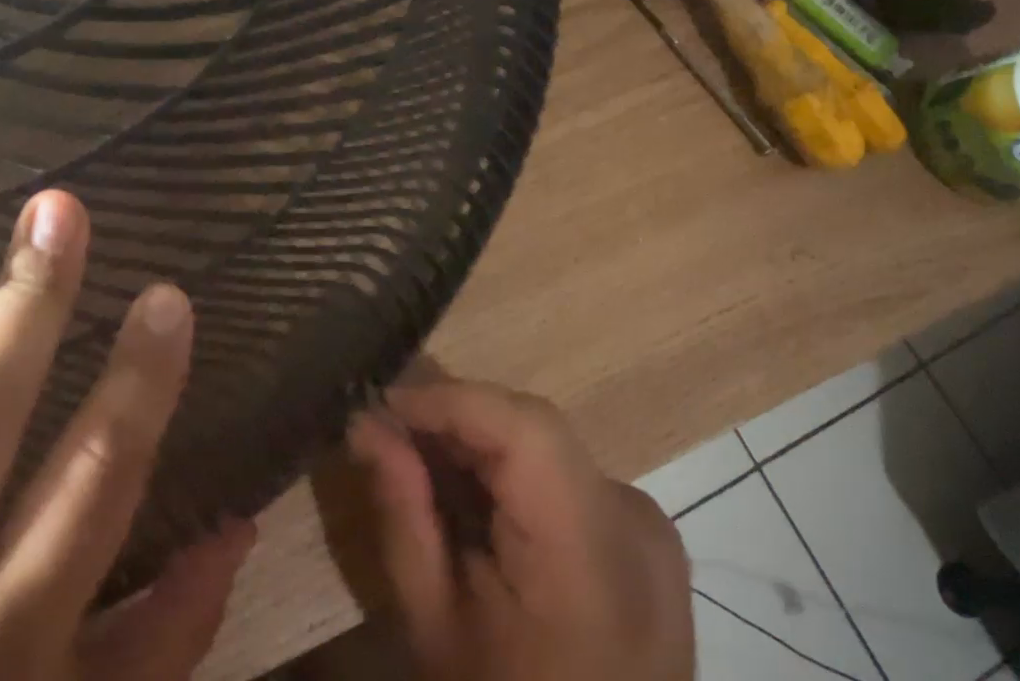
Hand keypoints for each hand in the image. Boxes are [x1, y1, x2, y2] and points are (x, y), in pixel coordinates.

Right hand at [348, 382, 692, 680]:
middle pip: (533, 431)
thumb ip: (404, 513)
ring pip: (547, 448)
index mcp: (589, 554)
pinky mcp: (651, 537)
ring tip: (426, 480)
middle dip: (454, 424)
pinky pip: (568, 476)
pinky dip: (514, 477)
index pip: (526, 427)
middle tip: (389, 445)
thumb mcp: (435, 621)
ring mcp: (652, 527)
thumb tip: (366, 423)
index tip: (384, 408)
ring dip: (480, 449)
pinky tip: (478, 510)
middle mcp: (634, 519)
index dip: (451, 399)